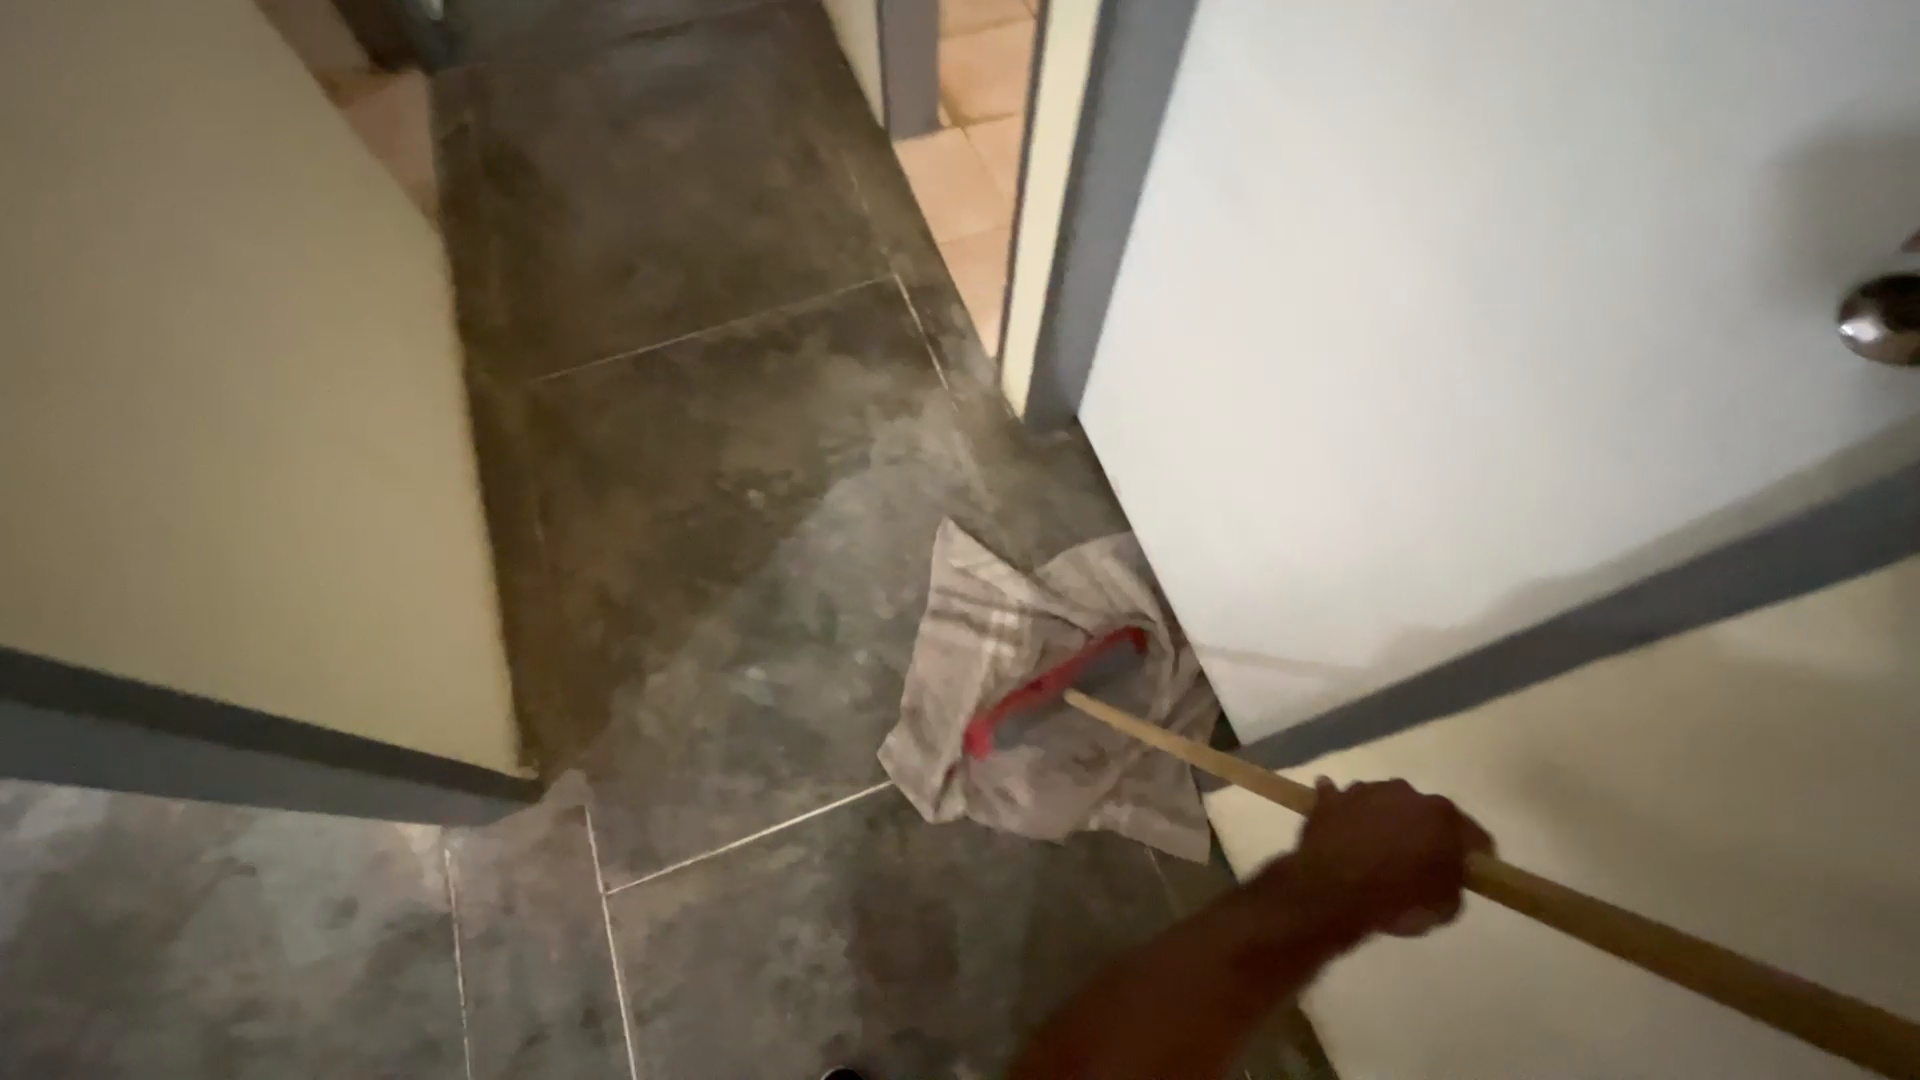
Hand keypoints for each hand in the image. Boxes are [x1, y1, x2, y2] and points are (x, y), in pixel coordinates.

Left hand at [1287, 778, 1493, 937]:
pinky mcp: (1329, 798)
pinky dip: (1341, 806)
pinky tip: (1339, 817)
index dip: (1473, 855)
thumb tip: (1444, 874)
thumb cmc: (1398, 898)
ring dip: (1383, 819)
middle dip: (1424, 832)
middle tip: (1417, 860)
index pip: (1472, 835)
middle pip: (1424, 813)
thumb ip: (1453, 881)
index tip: (1468, 871)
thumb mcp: (1446, 906)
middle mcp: (1404, 792)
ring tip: (1375, 847)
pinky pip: (1337, 796)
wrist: (1333, 889)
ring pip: (1383, 802)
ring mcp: (1363, 791)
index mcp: (1442, 815)